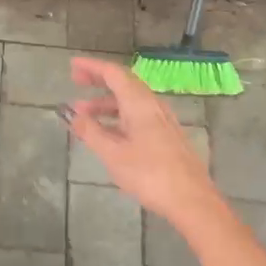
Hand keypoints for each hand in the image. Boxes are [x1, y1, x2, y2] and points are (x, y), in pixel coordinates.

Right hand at [62, 57, 223, 224]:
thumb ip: (91, 132)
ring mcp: (162, 121)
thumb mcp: (113, 154)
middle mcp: (152, 106)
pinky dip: (119, 116)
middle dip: (99, 81)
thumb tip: (72, 114)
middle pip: (124, 84)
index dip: (92, 67)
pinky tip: (109, 132)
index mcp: (139, 104)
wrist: (192, 200)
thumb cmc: (150, 175)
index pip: (113, 74)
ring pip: (131, 102)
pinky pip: (138, 116)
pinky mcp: (167, 136)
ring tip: (84, 114)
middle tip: (76, 81)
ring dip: (107, 103)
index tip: (73, 65)